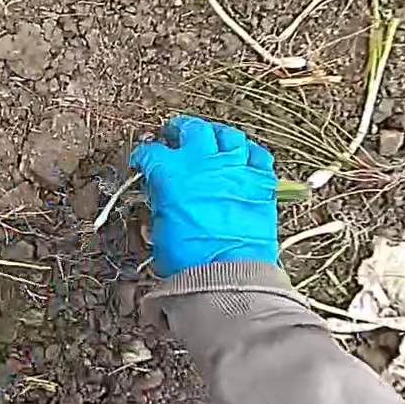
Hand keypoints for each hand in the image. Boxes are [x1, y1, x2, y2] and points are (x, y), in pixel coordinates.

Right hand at [130, 116, 277, 277]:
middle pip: (192, 129)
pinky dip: (248, 151)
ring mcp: (235, 169)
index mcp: (172, 173)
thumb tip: (163, 193)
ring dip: (215, 133)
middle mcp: (204, 163)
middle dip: (180, 129)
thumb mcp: (161, 226)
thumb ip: (162, 200)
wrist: (226, 274)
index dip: (144, 155)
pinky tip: (242, 154)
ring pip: (227, 135)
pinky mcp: (260, 181)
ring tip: (210, 136)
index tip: (144, 159)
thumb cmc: (191, 258)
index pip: (152, 152)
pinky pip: (258, 155)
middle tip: (175, 132)